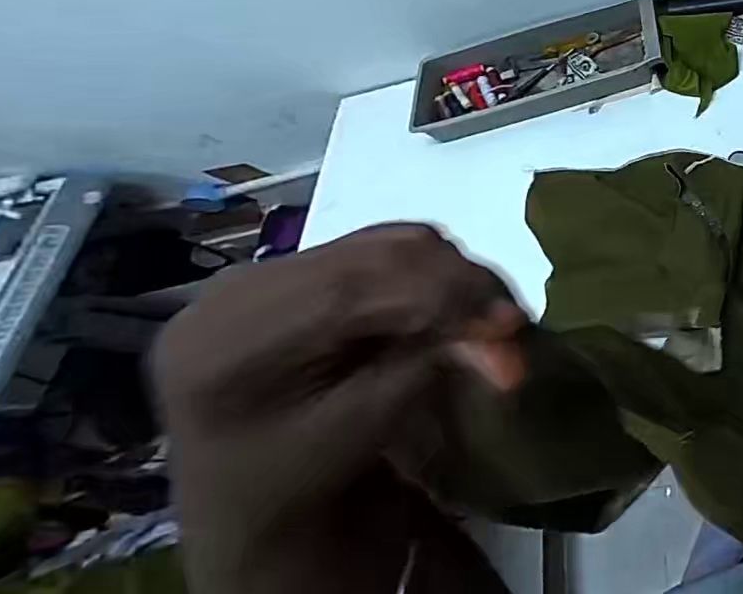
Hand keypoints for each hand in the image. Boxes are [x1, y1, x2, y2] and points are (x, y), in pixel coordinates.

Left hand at [153, 223, 524, 537]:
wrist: (233, 500)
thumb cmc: (285, 487)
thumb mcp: (352, 437)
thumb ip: (421, 370)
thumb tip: (498, 332)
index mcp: (232, 336)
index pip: (356, 289)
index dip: (445, 295)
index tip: (510, 323)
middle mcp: (244, 283)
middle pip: (376, 254)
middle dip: (457, 283)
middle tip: (510, 325)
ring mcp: (269, 267)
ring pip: (385, 241)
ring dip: (448, 273)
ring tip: (484, 316)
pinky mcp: (300, 266)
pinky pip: (378, 248)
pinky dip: (427, 270)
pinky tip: (448, 301)